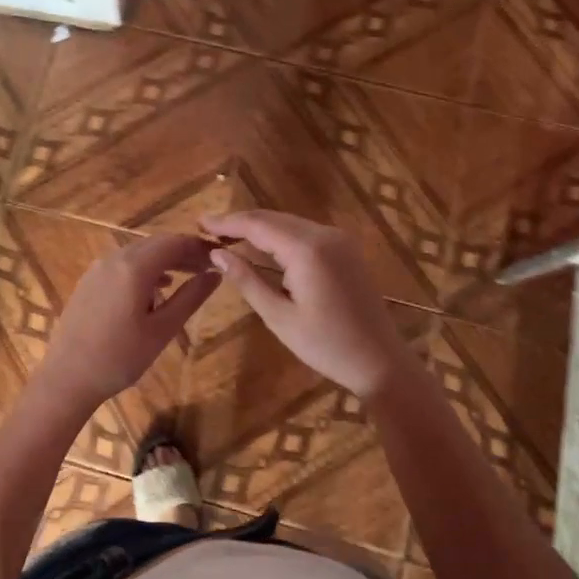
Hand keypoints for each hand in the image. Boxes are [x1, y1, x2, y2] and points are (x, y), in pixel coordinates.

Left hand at [35, 233, 221, 410]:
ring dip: (163, 260)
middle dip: (183, 252)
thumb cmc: (120, 357)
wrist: (67, 378)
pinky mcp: (87, 283)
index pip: (174, 242)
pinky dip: (143, 270)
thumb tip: (215, 274)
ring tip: (187, 277)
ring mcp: (96, 270)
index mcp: (133, 267)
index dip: (199, 246)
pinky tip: (155, 290)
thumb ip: (190, 298)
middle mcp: (113, 259)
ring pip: (137, 253)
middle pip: (155, 244)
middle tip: (207, 267)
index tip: (220, 256)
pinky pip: (121, 265)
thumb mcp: (162, 329)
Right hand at [202, 211, 413, 398]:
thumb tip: (217, 254)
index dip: (226, 222)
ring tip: (227, 236)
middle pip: (273, 218)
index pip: (257, 224)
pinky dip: (279, 235)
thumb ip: (246, 280)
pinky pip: (305, 233)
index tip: (199, 223)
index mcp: (307, 249)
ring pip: (289, 223)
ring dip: (259, 227)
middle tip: (207, 229)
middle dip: (240, 222)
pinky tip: (261, 246)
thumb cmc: (326, 345)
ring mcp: (339, 240)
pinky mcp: (346, 250)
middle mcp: (325, 234)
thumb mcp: (278, 316)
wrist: (380, 360)